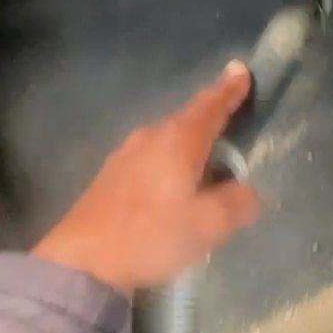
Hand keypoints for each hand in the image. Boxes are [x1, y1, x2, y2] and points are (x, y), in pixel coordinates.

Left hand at [32, 62, 261, 293]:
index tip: (241, 70)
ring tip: (205, 157)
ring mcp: (124, 157)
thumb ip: (237, 204)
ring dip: (188, 143)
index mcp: (178, 141)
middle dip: (209, 116)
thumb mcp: (208, 226)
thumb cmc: (151, 236)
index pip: (210, 106)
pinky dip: (168, 161)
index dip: (229, 90)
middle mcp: (149, 138)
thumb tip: (249, 192)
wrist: (82, 262)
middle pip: (186, 120)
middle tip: (230, 117)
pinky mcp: (109, 178)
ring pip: (165, 140)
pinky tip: (171, 183)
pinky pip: (149, 158)